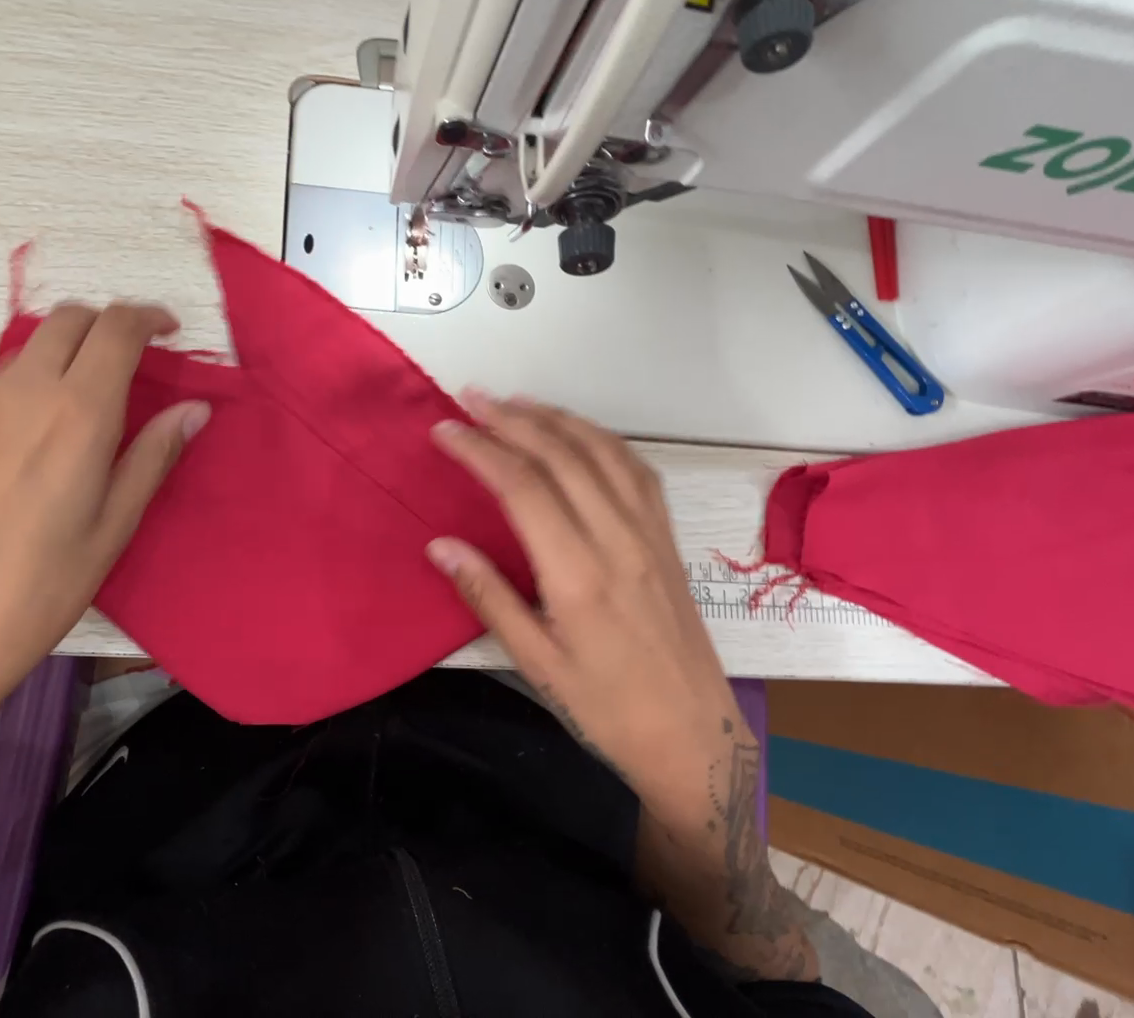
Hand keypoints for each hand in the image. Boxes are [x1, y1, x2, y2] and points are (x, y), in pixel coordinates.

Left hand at [0, 303, 208, 791]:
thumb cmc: (38, 595)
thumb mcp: (113, 530)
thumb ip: (153, 457)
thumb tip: (194, 408)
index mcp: (75, 413)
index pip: (117, 328)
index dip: (148, 318)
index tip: (165, 331)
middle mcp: (13, 391)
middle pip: (64, 321)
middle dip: (101, 329)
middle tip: (120, 369)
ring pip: (16, 363)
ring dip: (49, 375)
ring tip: (54, 441)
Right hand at [425, 391, 734, 781]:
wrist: (692, 736)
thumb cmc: (606, 709)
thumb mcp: (536, 665)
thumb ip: (488, 598)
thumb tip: (441, 545)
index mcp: (579, 574)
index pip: (523, 487)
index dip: (480, 450)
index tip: (444, 429)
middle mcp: (618, 540)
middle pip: (562, 456)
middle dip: (512, 418)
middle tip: (471, 397)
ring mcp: (650, 535)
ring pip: (603, 453)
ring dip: (557, 419)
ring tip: (516, 402)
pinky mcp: (667, 540)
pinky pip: (637, 471)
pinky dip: (602, 439)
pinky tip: (580, 434)